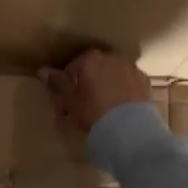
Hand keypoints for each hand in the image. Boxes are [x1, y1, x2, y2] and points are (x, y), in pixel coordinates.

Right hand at [37, 48, 153, 136]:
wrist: (129, 129)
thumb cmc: (93, 113)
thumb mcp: (70, 101)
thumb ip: (57, 83)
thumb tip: (42, 70)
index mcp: (90, 59)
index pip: (73, 67)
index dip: (68, 84)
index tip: (67, 100)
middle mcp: (112, 57)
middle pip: (95, 68)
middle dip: (88, 82)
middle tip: (84, 104)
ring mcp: (130, 68)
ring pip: (112, 74)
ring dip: (106, 85)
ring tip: (103, 107)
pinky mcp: (144, 81)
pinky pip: (127, 83)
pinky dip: (122, 91)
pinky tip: (119, 108)